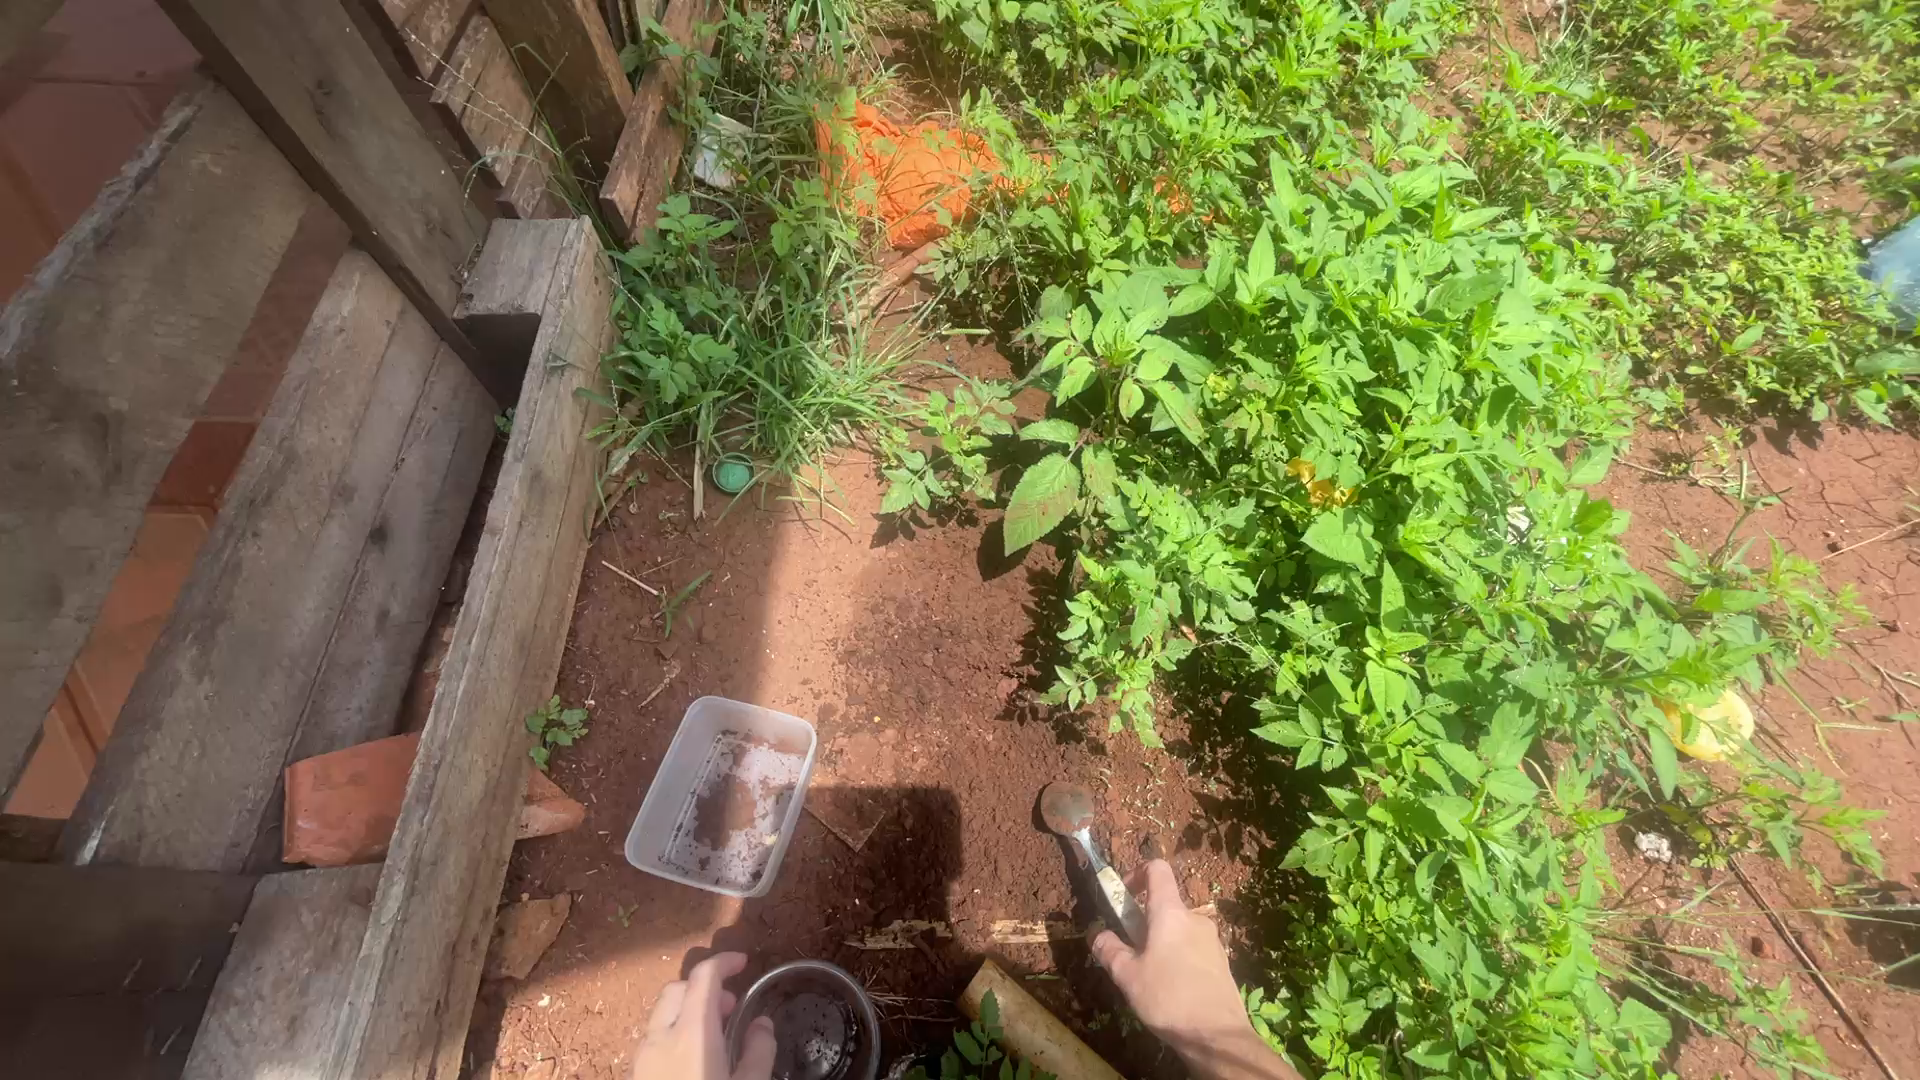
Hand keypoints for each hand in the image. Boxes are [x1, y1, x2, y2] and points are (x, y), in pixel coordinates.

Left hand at [631, 952, 775, 1079]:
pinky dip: (672, 1034)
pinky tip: (689, 1061)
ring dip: (686, 1011)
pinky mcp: (633, 1075)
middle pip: (677, 988)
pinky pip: (653, 1041)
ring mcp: (641, 1058)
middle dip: (703, 987)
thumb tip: (761, 1023)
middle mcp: (660, 1037)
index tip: (744, 963)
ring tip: (711, 1037)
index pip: (704, 975)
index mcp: (691, 1031)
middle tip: (728, 1007)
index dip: (725, 961)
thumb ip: (759, 1050)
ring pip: (661, 1015)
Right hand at [1091, 861, 1301, 1079]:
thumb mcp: (1128, 977)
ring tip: (1153, 977)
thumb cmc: (1169, 999)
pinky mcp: (1222, 962)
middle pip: (1166, 904)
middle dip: (1146, 921)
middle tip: (1133, 952)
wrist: (1220, 1039)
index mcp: (1170, 912)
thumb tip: (1097, 935)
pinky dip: (1180, 958)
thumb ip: (1109, 950)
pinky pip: (1194, 948)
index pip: (1157, 868)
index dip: (1137, 873)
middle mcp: (1194, 918)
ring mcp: (1212, 940)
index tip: (1124, 895)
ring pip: (1179, 929)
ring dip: (1163, 942)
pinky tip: (1175, 991)